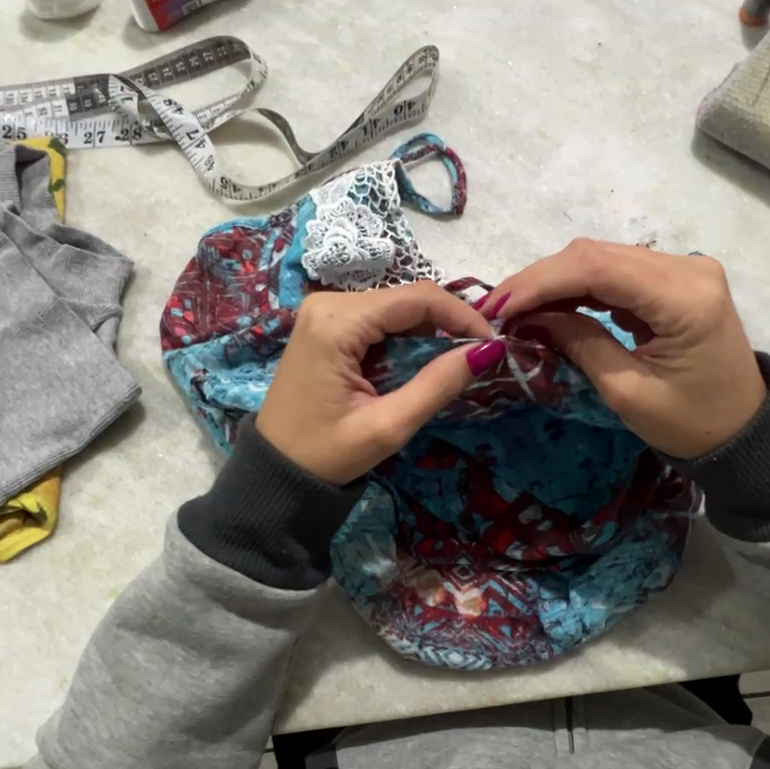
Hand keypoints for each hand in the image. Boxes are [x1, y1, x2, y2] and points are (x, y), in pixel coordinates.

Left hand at [257, 281, 501, 484]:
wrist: (275, 470)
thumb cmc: (326, 455)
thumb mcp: (388, 426)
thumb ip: (438, 385)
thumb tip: (488, 350)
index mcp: (336, 322)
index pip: (416, 298)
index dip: (462, 316)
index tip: (494, 343)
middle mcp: (327, 303)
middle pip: (406, 300)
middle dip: (446, 326)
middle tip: (476, 359)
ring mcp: (323, 312)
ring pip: (395, 310)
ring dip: (427, 335)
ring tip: (450, 367)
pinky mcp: (325, 326)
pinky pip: (378, 322)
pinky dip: (404, 341)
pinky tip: (417, 367)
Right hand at [486, 240, 766, 460]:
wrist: (743, 432)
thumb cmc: (689, 423)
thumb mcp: (627, 391)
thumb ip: (579, 344)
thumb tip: (529, 318)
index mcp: (683, 297)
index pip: (597, 267)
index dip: (540, 281)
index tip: (498, 306)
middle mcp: (688, 268)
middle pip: (597, 254)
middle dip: (540, 279)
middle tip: (497, 310)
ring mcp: (685, 270)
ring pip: (603, 258)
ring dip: (555, 281)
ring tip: (515, 310)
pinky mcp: (676, 280)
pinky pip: (617, 272)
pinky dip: (578, 288)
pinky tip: (550, 307)